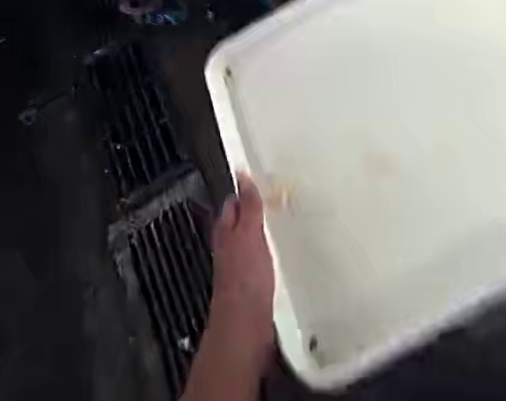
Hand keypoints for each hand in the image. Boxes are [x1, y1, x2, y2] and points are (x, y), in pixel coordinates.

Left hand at [208, 174, 274, 362]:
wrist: (245, 328)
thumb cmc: (244, 279)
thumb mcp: (248, 235)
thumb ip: (248, 207)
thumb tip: (243, 176)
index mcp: (225, 232)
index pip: (232, 203)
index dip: (244, 190)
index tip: (260, 180)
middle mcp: (228, 248)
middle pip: (239, 222)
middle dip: (254, 211)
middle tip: (276, 199)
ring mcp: (238, 268)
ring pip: (249, 241)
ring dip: (262, 232)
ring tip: (281, 222)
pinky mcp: (251, 286)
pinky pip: (259, 261)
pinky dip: (268, 253)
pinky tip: (280, 254)